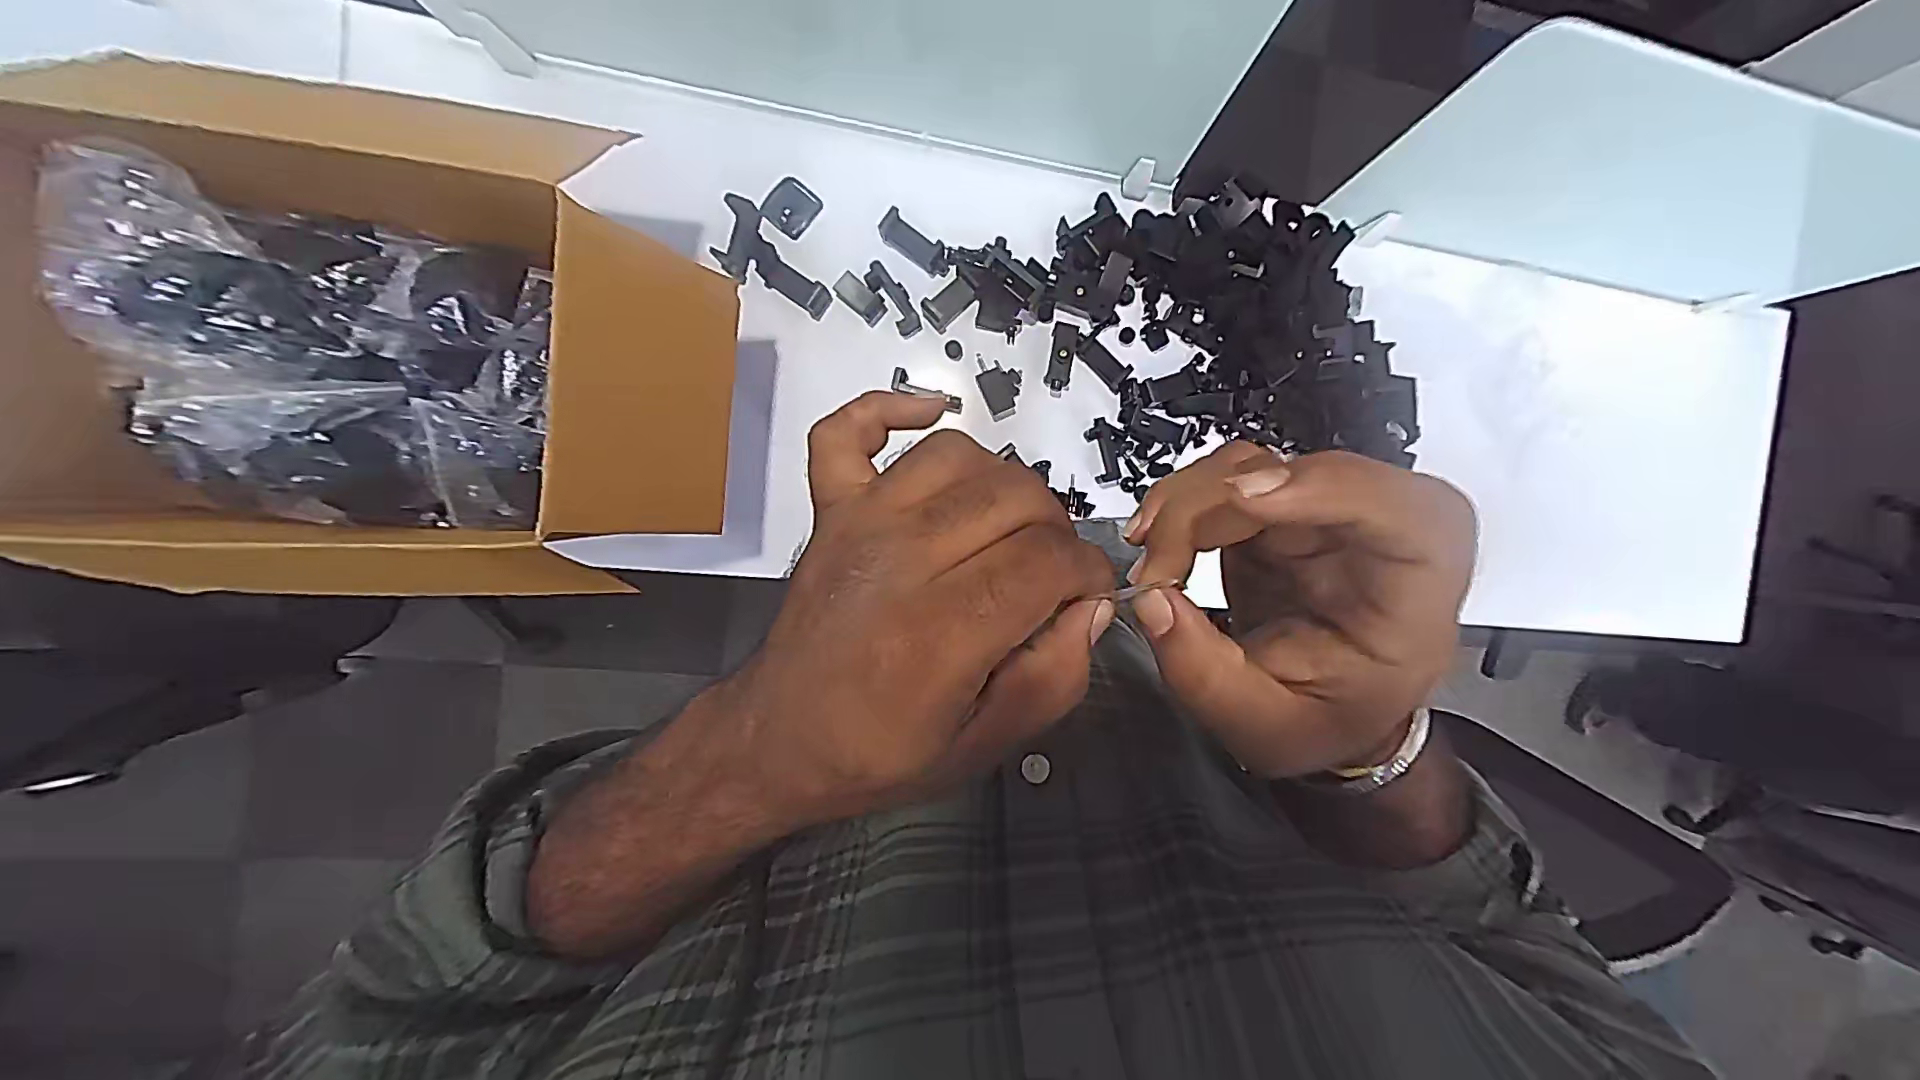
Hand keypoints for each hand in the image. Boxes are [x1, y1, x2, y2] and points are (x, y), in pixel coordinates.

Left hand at [716, 390, 1115, 826]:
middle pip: (1016, 499)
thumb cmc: (874, 751)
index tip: (1088, 593)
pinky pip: (848, 432)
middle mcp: (900, 561)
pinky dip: (887, 409)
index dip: (1088, 572)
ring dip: (1002, 482)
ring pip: (957, 456)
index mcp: (940, 632)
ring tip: (1007, 524)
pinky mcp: (829, 511)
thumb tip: (1091, 608)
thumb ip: (1053, 680)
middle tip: (1050, 571)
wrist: (779, 740)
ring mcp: (859, 524)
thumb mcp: (982, 747)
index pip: (1049, 561)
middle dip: (1056, 532)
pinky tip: (928, 414)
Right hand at [1123, 444, 1475, 777]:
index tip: (1240, 498)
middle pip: (1301, 478)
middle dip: (1210, 511)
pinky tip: (1157, 536)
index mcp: (1412, 597)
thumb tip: (1152, 601)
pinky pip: (1226, 479)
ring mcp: (1324, 517)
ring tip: (1152, 559)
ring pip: (1256, 466)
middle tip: (1160, 569)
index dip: (1326, 489)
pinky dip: (1182, 503)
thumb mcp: (1263, 724)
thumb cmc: (1326, 719)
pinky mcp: (1279, 513)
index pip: (1403, 513)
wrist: (1328, 712)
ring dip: (1188, 503)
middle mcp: (1375, 538)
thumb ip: (1203, 673)